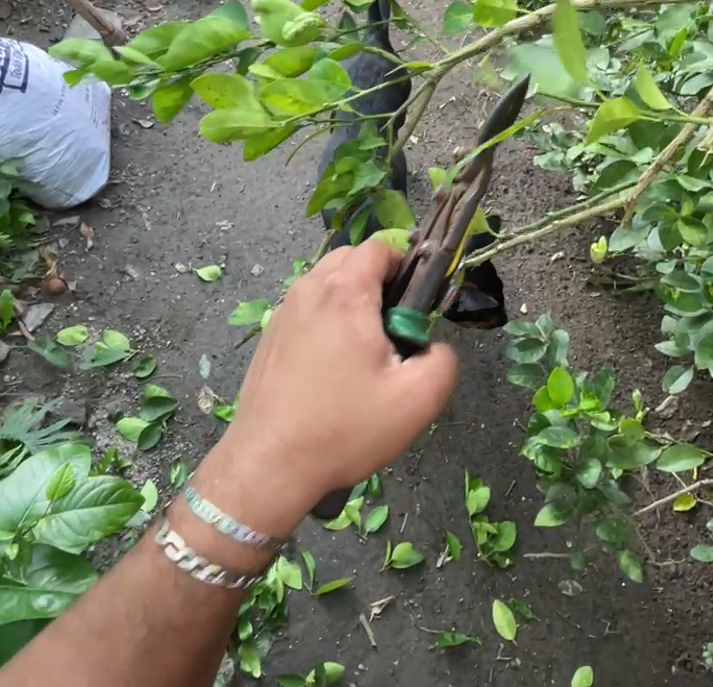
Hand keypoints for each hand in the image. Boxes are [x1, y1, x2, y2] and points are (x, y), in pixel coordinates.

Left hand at [192, 240, 457, 537]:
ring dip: (350, 300)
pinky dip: (326, 319)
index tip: (415, 305)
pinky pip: (307, 307)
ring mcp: (284, 312)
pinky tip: (332, 368)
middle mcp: (309, 290)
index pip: (380, 247)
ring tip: (363, 351)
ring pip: (326, 282)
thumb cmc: (343, 428)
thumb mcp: (416, 400)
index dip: (405, 266)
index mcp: (345, 293)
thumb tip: (434, 345)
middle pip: (351, 258)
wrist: (268, 465)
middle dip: (378, 281)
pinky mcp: (269, 336)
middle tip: (393, 329)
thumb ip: (443, 360)